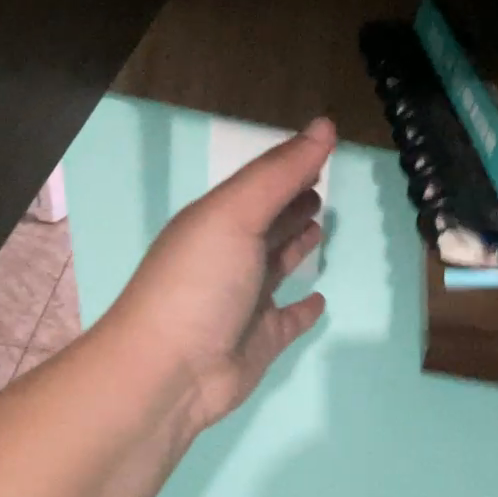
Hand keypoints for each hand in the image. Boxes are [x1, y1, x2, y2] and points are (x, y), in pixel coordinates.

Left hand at [102, 118, 334, 434]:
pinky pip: (290, 319)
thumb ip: (280, 173)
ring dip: (295, 245)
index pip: (260, 185)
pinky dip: (305, 309)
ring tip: (320, 226)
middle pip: (267, 222)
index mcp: (216, 222)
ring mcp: (246, 301)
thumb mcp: (235, 214)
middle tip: (321, 188)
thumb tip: (326, 126)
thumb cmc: (198, 283)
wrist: (171, 370)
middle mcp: (230, 257)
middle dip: (291, 204)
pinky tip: (320, 300)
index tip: (323, 149)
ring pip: (277, 265)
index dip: (289, 167)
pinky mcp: (262, 340)